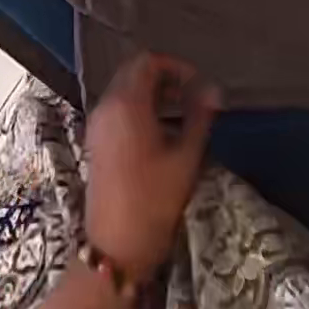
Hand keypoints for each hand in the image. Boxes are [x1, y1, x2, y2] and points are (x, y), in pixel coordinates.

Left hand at [84, 52, 219, 277]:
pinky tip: (159, 126)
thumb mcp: (185, 158)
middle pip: (133, 70)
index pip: (147, 61)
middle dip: (163, 75)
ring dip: (151, 90)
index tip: (197, 82)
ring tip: (180, 109)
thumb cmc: (154, 201)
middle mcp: (107, 105)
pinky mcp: (95, 138)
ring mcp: (97, 122)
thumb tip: (213, 90)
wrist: (115, 248)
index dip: (175, 65)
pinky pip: (116, 105)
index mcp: (127, 103)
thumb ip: (200, 117)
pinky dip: (137, 104)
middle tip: (190, 93)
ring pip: (124, 87)